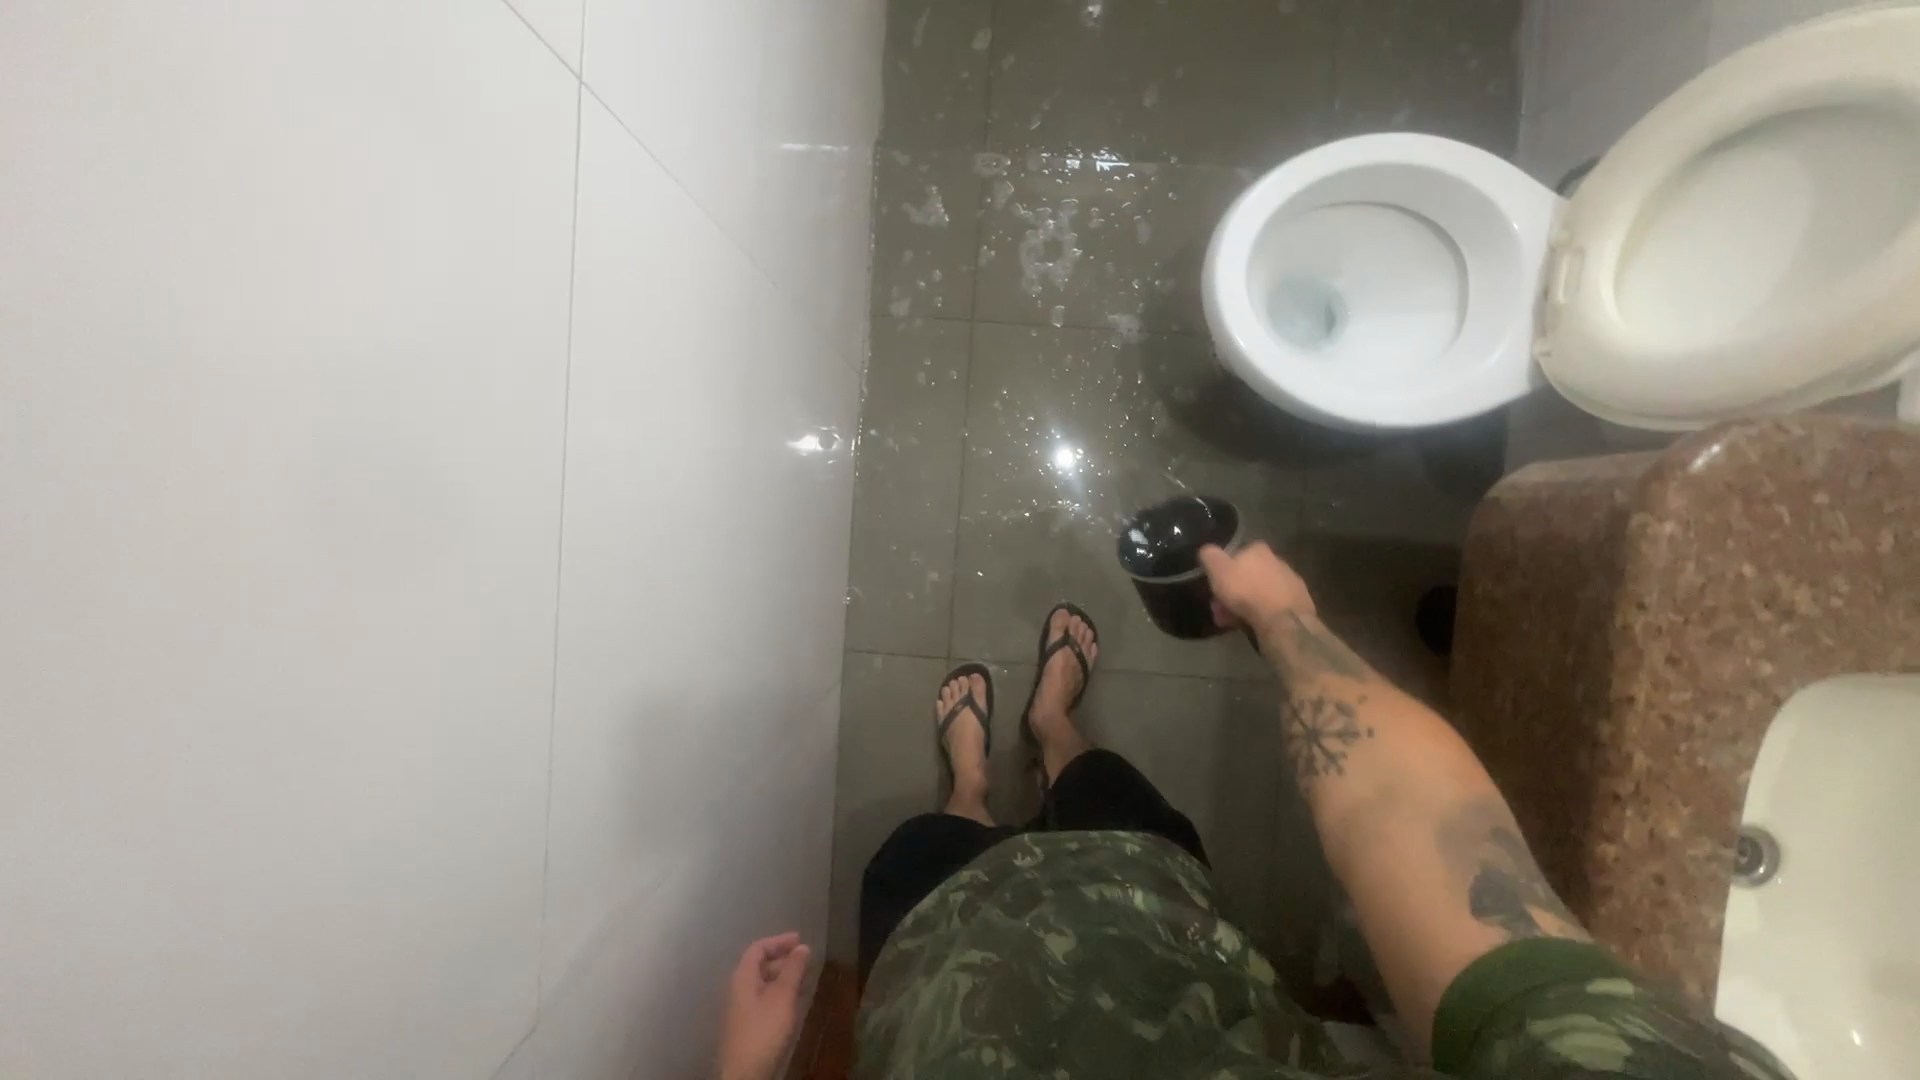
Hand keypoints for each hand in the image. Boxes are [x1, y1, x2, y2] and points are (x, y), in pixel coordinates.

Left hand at [718, 933, 811, 1079]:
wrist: (744, 1075)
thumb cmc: (764, 1029)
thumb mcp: (783, 996)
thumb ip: (793, 969)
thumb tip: (802, 947)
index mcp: (743, 977)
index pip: (758, 948)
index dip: (779, 941)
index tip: (800, 940)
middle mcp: (738, 990)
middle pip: (760, 966)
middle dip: (783, 960)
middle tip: (805, 961)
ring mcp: (741, 1010)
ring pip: (763, 984)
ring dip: (783, 978)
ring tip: (804, 981)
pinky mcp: (747, 1027)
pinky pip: (764, 1000)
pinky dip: (780, 995)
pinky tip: (793, 1004)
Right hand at [1199, 542, 1315, 635]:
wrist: (1283, 620)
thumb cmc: (1246, 591)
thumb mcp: (1218, 570)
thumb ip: (1210, 556)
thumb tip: (1207, 549)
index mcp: (1258, 549)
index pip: (1236, 555)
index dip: (1222, 572)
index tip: (1215, 587)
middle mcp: (1277, 561)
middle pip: (1247, 576)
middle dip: (1231, 592)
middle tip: (1219, 610)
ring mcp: (1291, 581)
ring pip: (1259, 592)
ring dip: (1244, 605)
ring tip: (1232, 622)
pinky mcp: (1299, 602)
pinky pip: (1273, 605)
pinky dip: (1261, 612)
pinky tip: (1253, 624)